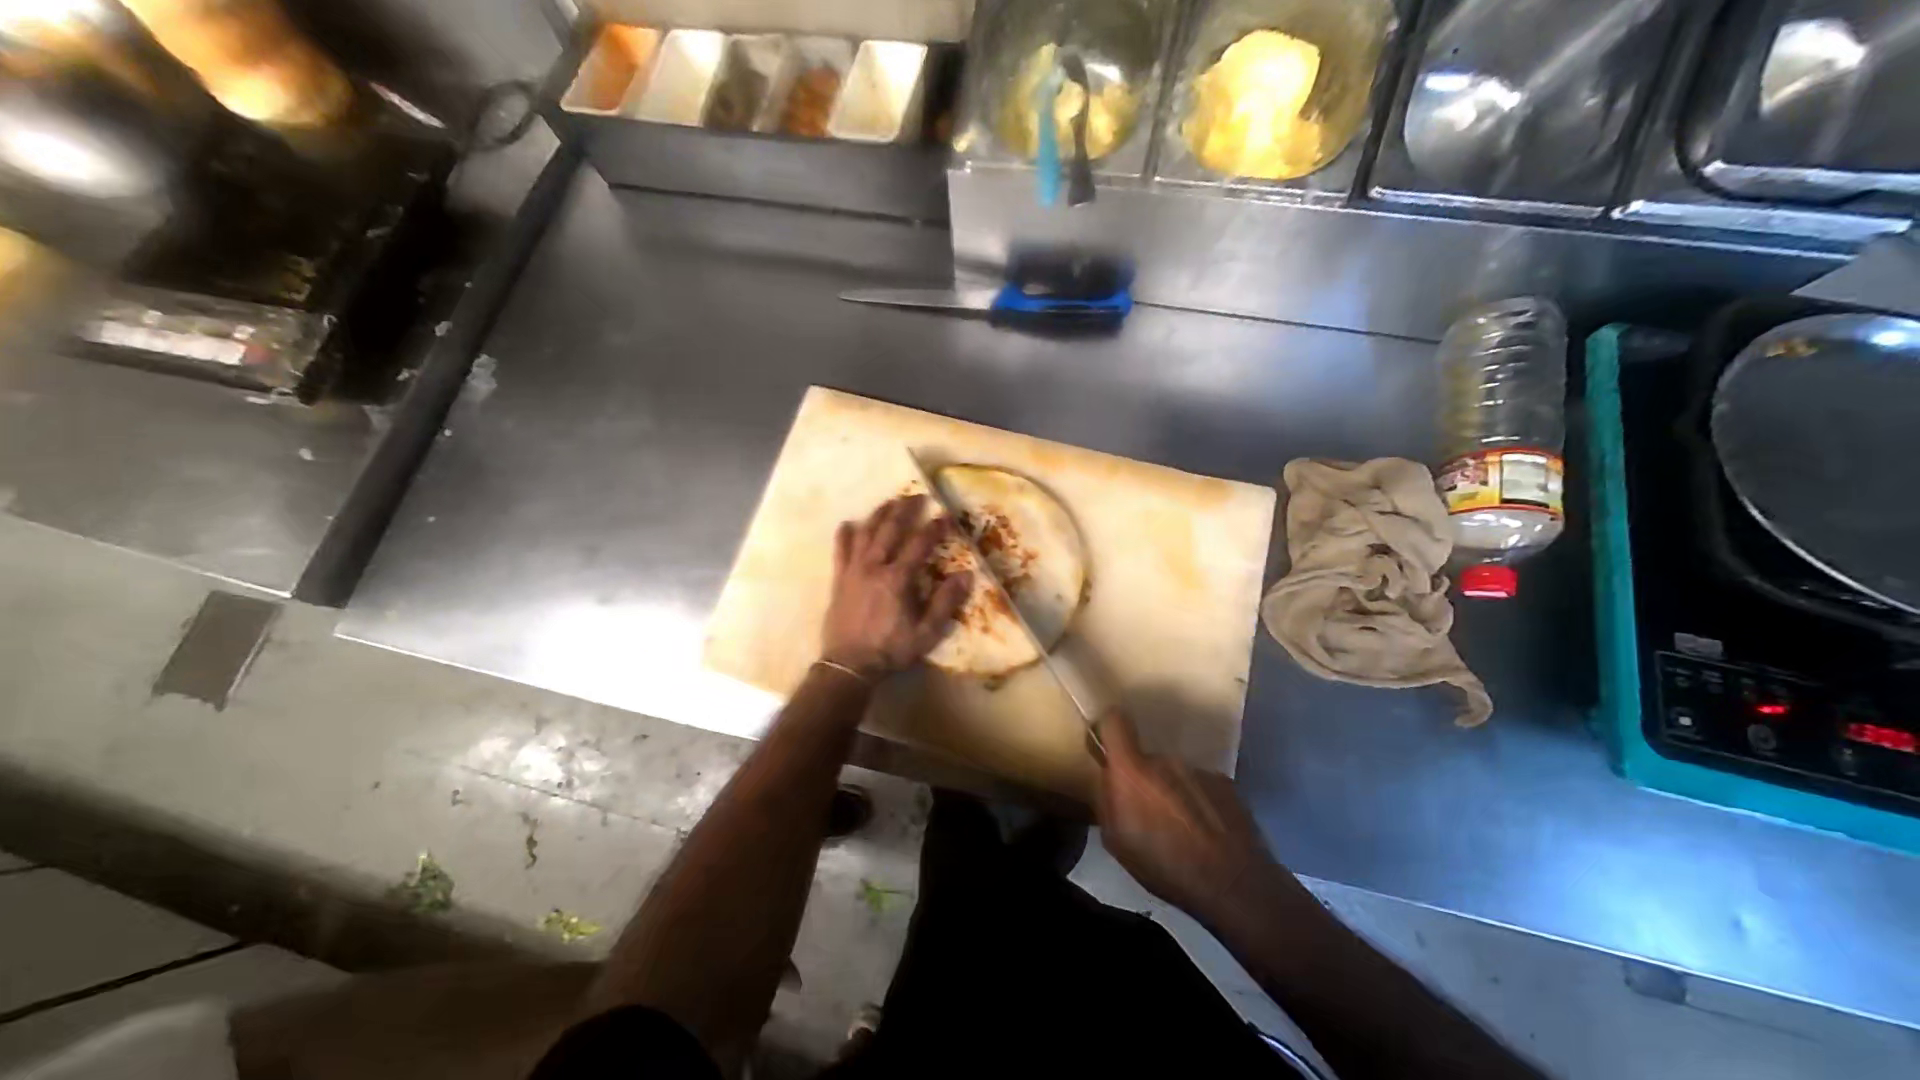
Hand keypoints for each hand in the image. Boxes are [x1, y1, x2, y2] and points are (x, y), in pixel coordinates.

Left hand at [821, 495, 971, 679]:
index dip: (935, 527)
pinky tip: (849, 524)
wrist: (849, 665)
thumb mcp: (926, 633)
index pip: (919, 543)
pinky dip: (845, 535)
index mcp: (897, 578)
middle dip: (905, 510)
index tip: (946, 516)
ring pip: (865, 533)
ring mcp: (853, 571)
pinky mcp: (839, 579)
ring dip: (879, 515)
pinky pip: (840, 550)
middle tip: (917, 496)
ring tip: (890, 502)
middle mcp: (874, 567)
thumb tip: (965, 575)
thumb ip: (945, 602)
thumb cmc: (890, 650)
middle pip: (890, 529)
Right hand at [1095, 711, 1281, 923]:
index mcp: (1133, 771)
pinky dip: (1199, 803)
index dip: (1107, 729)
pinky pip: (1200, 787)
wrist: (1233, 884)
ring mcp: (1199, 770)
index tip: (1107, 749)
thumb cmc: (1165, 865)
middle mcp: (1166, 760)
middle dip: (1144, 780)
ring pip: (1175, 775)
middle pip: (1147, 758)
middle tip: (1149, 815)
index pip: (1114, 722)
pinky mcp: (1226, 784)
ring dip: (1172, 794)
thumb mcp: (1116, 842)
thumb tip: (1107, 780)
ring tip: (1181, 830)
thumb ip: (1106, 801)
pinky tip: (1205, 833)